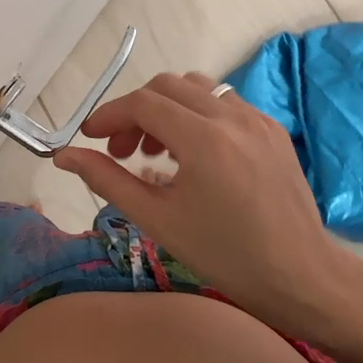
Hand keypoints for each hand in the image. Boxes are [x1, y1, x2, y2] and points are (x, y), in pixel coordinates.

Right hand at [51, 72, 362, 343]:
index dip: (108, 116)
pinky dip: (196, 115)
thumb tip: (63, 155)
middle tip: (121, 151)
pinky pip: (224, 103)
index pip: (143, 103)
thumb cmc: (223, 254)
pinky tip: (191, 155)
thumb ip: (106, 179)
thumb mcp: (156, 218)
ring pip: (197, 88)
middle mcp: (232, 116)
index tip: (89, 138)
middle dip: (135, 111)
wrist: (300, 276)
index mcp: (204, 139)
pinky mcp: (272, 130)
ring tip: (155, 152)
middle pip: (167, 87)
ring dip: (166, 108)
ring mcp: (257, 120)